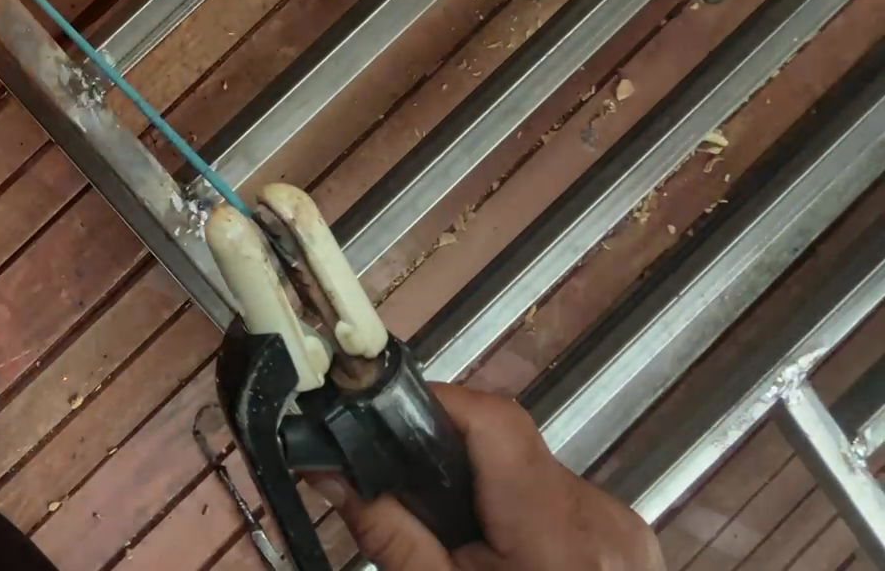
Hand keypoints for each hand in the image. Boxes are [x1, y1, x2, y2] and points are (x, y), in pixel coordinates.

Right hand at [319, 385, 663, 569]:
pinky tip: (500, 545)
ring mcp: (620, 526)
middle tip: (413, 498)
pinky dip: (513, 503)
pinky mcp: (624, 536)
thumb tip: (322, 467)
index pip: (492, 415)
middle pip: (501, 437)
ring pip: (521, 461)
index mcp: (557, 530)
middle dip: (446, 453)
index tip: (388, 422)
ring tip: (460, 534)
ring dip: (480, 480)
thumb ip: (385, 529)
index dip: (433, 402)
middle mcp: (600, 514)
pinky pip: (550, 489)